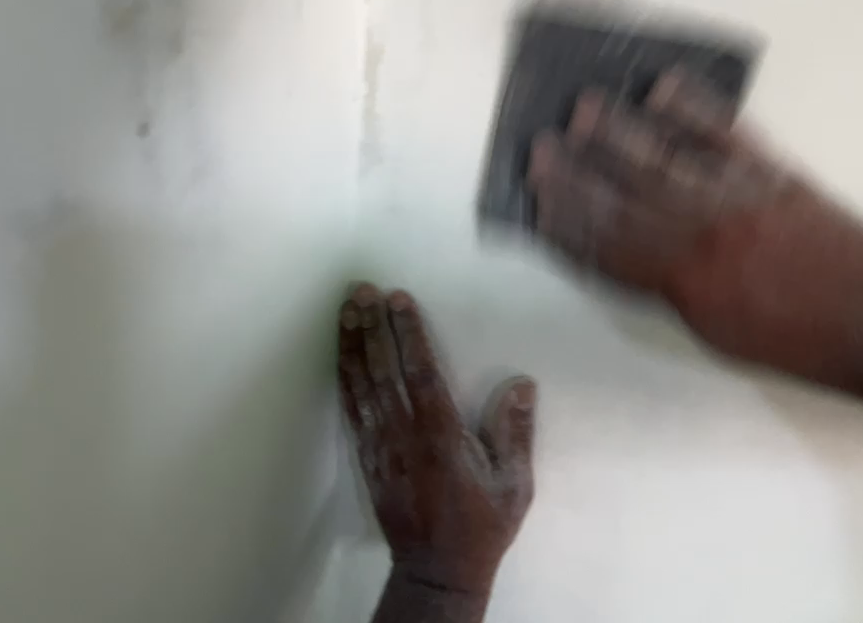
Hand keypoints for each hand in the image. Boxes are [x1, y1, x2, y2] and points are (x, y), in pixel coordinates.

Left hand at [337, 284, 536, 596]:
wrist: (436, 573)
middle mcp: (404, 434)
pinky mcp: (366, 455)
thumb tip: (522, 384)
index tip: (399, 299)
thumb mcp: (514, 486)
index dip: (409, 332)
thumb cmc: (480, 526)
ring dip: (352, 343)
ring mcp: (380, 444)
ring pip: (361, 384)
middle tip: (363, 288)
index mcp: (440, 436)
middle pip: (383, 370)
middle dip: (372, 326)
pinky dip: (343, 376)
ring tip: (346, 308)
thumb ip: (516, 433)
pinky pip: (351, 408)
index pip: (420, 371)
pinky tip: (340, 353)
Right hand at [526, 68, 862, 399]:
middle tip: (543, 145)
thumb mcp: (712, 328)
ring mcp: (740, 199)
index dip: (566, 219)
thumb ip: (662, 285)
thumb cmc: (790, 338)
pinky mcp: (775, 174)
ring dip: (622, 133)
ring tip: (585, 107)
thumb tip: (616, 247)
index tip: (536, 195)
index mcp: (687, 283)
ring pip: (667, 160)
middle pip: (626, 198)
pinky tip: (664, 89)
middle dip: (578, 172)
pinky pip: (727, 136)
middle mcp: (706, 237)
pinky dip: (694, 110)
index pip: (609, 246)